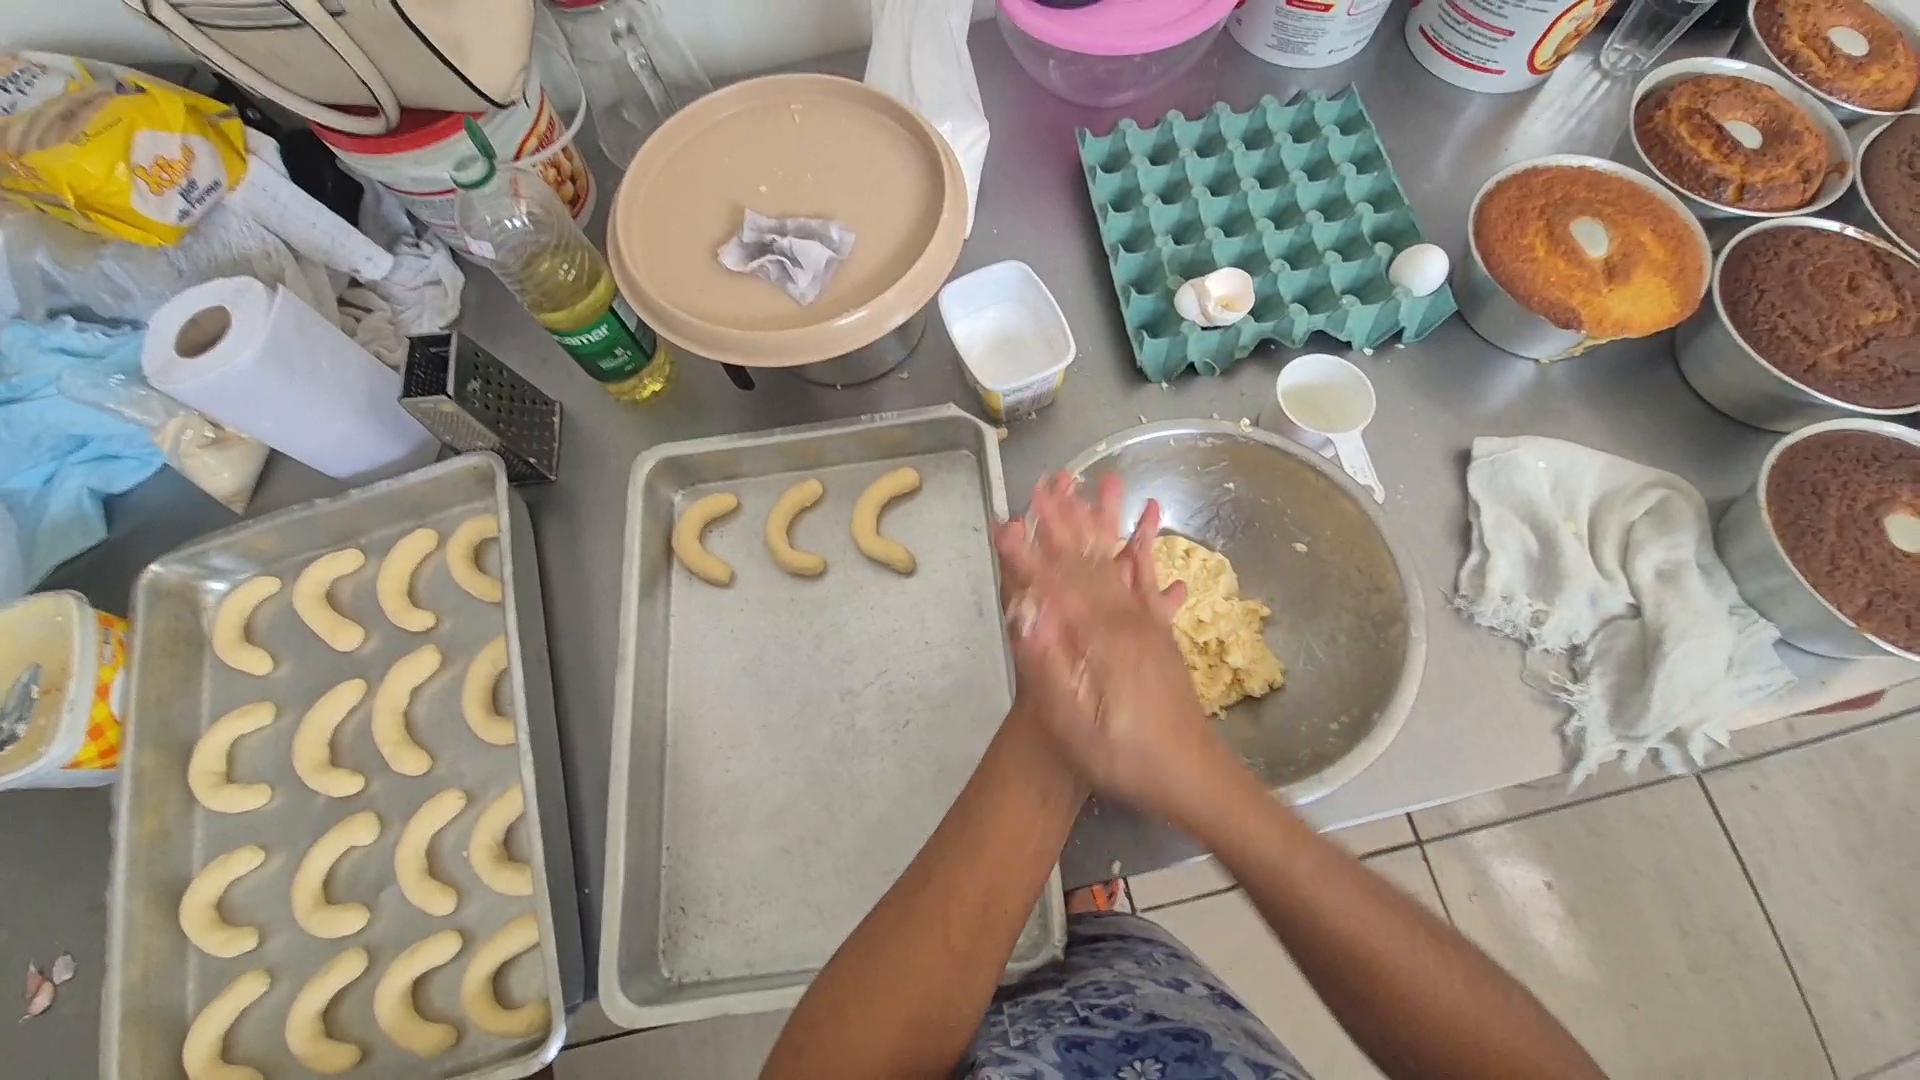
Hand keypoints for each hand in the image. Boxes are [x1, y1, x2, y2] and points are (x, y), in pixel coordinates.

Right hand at [995, 473, 1239, 821]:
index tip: (1004, 519)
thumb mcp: (1075, 726)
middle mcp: (1126, 620)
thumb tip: (1023, 610)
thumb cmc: (1125, 758)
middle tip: (1044, 481)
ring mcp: (1148, 624)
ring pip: (1119, 558)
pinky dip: (1145, 547)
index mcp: (1100, 639)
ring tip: (1096, 480)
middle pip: (1087, 560)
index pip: (1054, 584)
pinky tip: (1149, 524)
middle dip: (1062, 519)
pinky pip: (1150, 578)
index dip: (1026, 553)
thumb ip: (1048, 666)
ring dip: (1102, 519)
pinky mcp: (1160, 632)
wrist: (1194, 777)